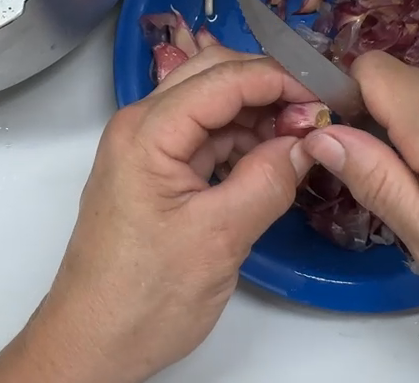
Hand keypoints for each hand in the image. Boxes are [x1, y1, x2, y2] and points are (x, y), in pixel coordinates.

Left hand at [0, 48, 313, 382]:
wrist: (93, 341)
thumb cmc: (144, 295)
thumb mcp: (218, 239)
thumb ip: (267, 182)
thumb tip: (309, 142)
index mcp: (148, 129)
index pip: (222, 78)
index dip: (277, 80)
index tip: (326, 96)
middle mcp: (142, 123)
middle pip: (213, 77)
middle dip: (267, 89)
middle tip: (318, 114)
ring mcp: (147, 145)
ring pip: (210, 105)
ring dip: (256, 115)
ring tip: (303, 139)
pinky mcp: (156, 169)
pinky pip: (204, 136)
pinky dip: (240, 140)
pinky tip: (272, 158)